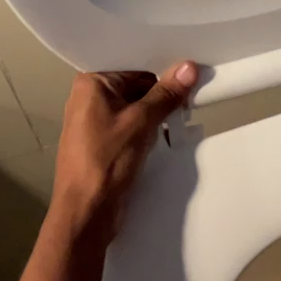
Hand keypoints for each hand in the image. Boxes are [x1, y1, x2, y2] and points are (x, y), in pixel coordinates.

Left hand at [50, 61, 197, 238]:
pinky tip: (174, 128)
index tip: (187, 64)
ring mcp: (97, 122)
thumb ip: (166, 94)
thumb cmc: (106, 161)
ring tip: (189, 105)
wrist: (85, 216)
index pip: (132, 64)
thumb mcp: (140, 123)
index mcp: (91, 83)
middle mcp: (90, 97)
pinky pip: (132, 124)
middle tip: (194, 85)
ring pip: (136, 105)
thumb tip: (189, 67)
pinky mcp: (106, 143)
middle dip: (161, 90)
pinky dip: (151, 126)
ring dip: (159, 110)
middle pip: (135, 84)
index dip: (159, 65)